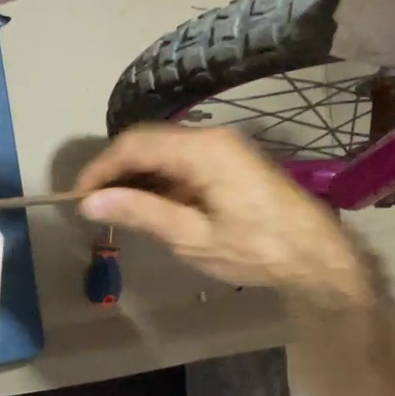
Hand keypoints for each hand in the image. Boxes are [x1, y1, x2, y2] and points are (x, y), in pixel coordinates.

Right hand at [74, 126, 368, 309]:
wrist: (316, 257)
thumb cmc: (256, 250)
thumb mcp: (192, 237)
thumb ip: (141, 213)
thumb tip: (90, 202)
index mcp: (202, 151)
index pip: (134, 145)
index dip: (99, 169)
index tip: (77, 198)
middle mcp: (211, 138)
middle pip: (146, 142)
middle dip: (113, 171)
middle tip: (92, 207)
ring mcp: (222, 148)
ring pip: (162, 151)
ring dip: (134, 176)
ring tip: (113, 211)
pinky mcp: (229, 162)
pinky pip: (180, 161)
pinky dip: (157, 180)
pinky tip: (147, 207)